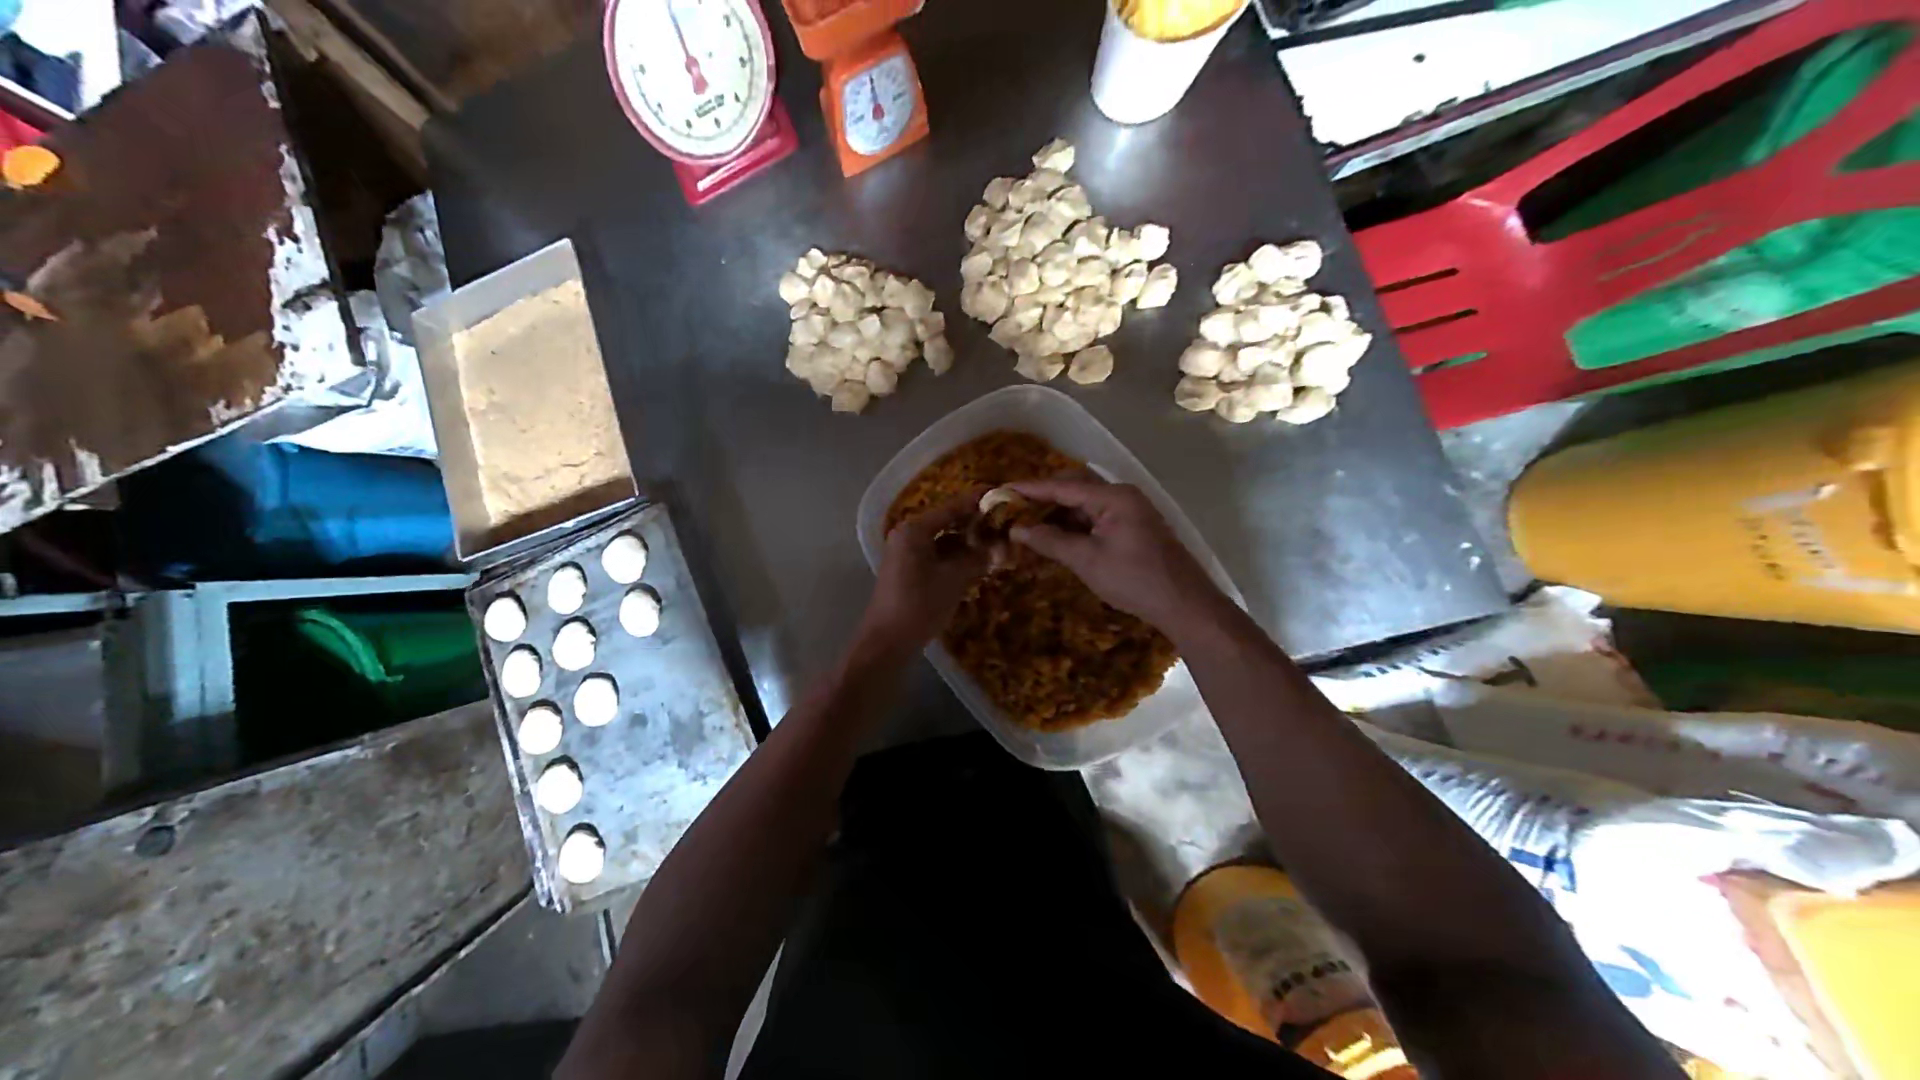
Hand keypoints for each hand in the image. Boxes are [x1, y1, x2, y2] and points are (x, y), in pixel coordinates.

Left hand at [859, 494, 989, 647]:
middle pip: (947, 522)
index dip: (978, 502)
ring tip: (998, 545)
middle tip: (1006, 525)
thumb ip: (977, 558)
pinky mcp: (909, 571)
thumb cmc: (919, 605)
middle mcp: (908, 535)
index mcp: (915, 530)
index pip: (952, 507)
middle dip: (976, 525)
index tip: (1002, 496)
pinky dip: (957, 558)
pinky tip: (979, 564)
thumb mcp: (954, 579)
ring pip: (944, 540)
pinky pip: (937, 556)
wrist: (887, 642)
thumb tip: (1000, 546)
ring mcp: (907, 554)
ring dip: (968, 544)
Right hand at [1007, 476, 1227, 633]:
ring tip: (1028, 527)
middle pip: (1074, 489)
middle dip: (1043, 500)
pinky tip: (1056, 540)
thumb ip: (1050, 541)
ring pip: (1085, 505)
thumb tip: (1017, 529)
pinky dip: (1075, 527)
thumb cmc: (1135, 580)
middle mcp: (1122, 495)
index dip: (1030, 489)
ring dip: (1058, 515)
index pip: (1063, 486)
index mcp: (1113, 496)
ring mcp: (1130, 511)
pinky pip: (1096, 518)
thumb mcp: (1087, 560)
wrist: (1184, 604)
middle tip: (1012, 511)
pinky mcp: (1133, 527)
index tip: (1001, 491)